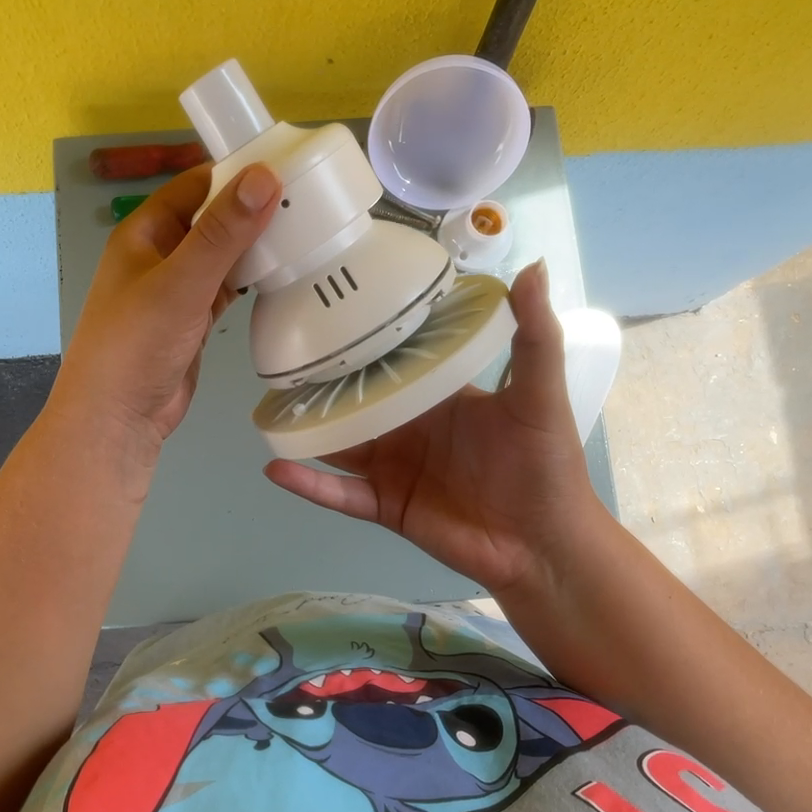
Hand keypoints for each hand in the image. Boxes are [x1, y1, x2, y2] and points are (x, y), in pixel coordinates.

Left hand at [52, 163, 280, 455]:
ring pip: (222, 255)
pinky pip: (226, 288)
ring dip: (255, 247)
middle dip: (253, 210)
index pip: (195, 186)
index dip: (236, 173)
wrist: (118, 419)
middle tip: (310, 201)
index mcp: (145, 233)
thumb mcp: (181, 283)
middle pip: (212, 219)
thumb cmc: (137, 343)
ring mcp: (177, 290)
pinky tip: (283, 274)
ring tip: (308, 232)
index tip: (287, 166)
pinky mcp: (193, 321)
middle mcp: (160, 255)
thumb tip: (264, 176)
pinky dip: (251, 280)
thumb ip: (222, 233)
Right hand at [263, 260, 606, 592]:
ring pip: (339, 443)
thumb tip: (532, 265)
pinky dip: (309, 483)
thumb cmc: (545, 465)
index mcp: (440, 396)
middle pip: (357, 399)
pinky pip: (340, 493)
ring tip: (265, 406)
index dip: (368, 337)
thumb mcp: (540, 395)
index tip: (331, 306)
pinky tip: (275, 465)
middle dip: (324, 381)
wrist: (544, 546)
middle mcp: (410, 427)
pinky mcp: (385, 505)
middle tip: (281, 354)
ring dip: (306, 428)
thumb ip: (534, 337)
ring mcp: (394, 467)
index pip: (396, 360)